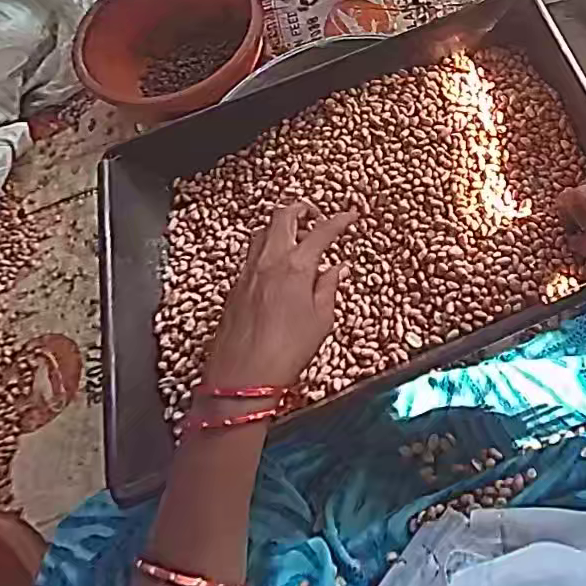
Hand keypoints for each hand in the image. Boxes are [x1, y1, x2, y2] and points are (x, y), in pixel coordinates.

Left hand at [201, 200, 356, 391]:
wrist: (242, 377)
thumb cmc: (286, 351)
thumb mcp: (321, 319)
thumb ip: (329, 287)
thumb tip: (338, 268)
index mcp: (296, 267)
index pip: (322, 231)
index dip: (339, 220)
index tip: (350, 215)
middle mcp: (269, 262)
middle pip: (283, 216)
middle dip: (302, 209)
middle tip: (316, 214)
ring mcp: (248, 272)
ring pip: (262, 232)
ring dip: (281, 226)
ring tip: (297, 236)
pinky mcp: (235, 286)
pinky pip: (252, 254)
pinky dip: (267, 248)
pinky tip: (278, 265)